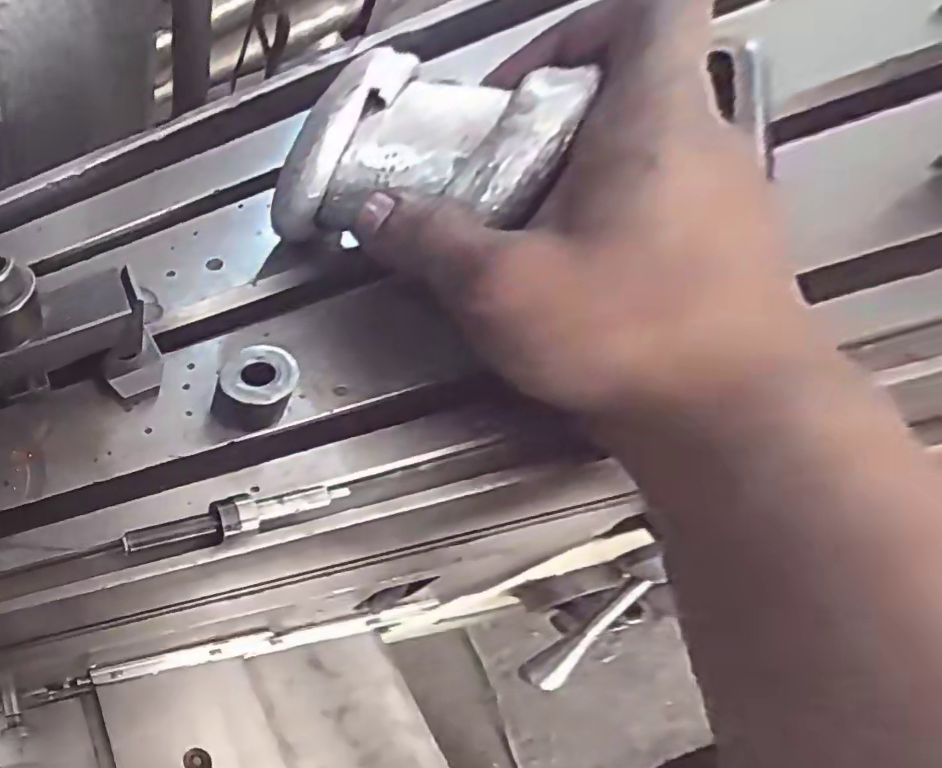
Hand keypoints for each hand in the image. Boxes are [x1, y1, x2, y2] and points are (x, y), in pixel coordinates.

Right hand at [351, 0, 828, 423]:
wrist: (720, 405)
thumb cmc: (615, 326)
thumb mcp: (495, 283)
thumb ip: (427, 239)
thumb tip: (371, 210)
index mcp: (654, 122)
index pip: (651, 10)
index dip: (572, 32)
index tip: (507, 96)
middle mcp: (692, 140)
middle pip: (616, 89)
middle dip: (531, 125)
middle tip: (470, 181)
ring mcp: (704, 193)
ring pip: (618, 151)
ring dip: (546, 179)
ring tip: (488, 236)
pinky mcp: (698, 243)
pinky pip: (629, 200)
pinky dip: (572, 217)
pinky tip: (533, 273)